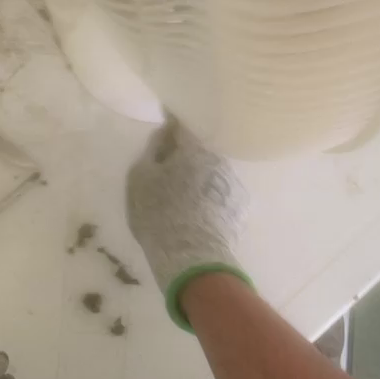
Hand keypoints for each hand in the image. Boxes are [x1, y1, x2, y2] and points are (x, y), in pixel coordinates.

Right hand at [126, 119, 250, 330]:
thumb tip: (164, 135)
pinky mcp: (239, 207)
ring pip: (211, 171)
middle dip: (187, 153)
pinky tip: (199, 211)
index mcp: (193, 147)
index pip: (181, 124)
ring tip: (185, 192)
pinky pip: (220, 194)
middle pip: (200, 149)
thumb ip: (152, 151)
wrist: (191, 255)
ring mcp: (232, 183)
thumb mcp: (140, 179)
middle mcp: (218, 159)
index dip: (171, 123)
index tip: (164, 123)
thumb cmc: (158, 212)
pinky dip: (210, 197)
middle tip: (170, 165)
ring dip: (200, 175)